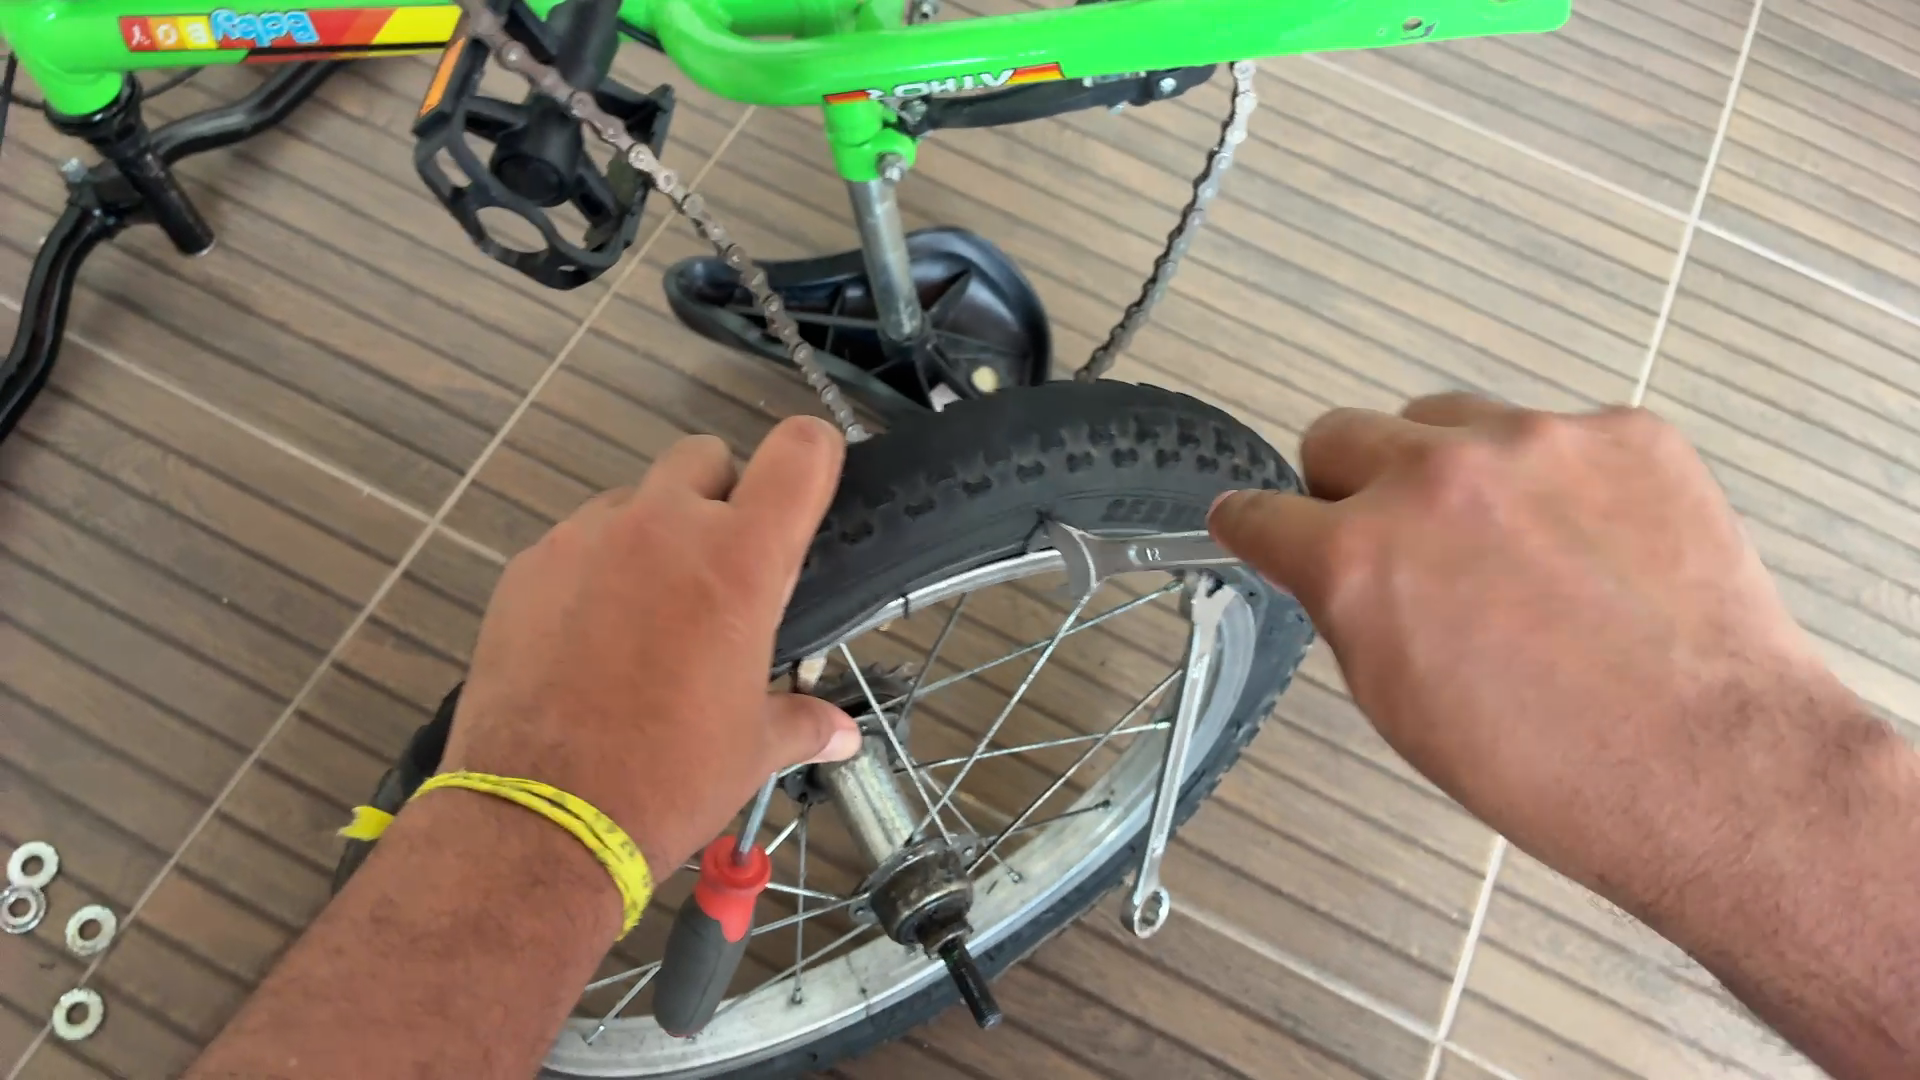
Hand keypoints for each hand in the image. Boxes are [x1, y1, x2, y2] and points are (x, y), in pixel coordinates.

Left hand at [443, 417, 863, 876]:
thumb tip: (844, 738)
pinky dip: (599, 567)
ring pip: (638, 499)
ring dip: (657, 533)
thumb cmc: (672, 776)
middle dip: (723, 496)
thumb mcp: (755, 747)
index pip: (799, 453)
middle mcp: (665, 527)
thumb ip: (807, 722)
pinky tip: (591, 635)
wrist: (539, 823)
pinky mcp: (529, 565)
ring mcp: (587, 538)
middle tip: (722, 567)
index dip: (815, 455)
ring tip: (649, 611)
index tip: (810, 487)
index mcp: (741, 560)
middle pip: (707, 456)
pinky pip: (581, 539)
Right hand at [1207, 394, 1879, 908]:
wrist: (1710, 769)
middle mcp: (1427, 478)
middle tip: (1387, 536)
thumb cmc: (1520, 757)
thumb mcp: (1381, 687)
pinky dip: (1539, 478)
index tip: (1253, 528)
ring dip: (1436, 466)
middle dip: (1340, 484)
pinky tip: (1584, 540)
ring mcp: (1530, 442)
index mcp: (1353, 554)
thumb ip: (1337, 599)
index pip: (1253, 511)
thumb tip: (1322, 558)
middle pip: (1334, 433)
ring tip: (1495, 531)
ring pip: (1435, 419)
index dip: (1247, 525)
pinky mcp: (1623, 432)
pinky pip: (1542, 433)